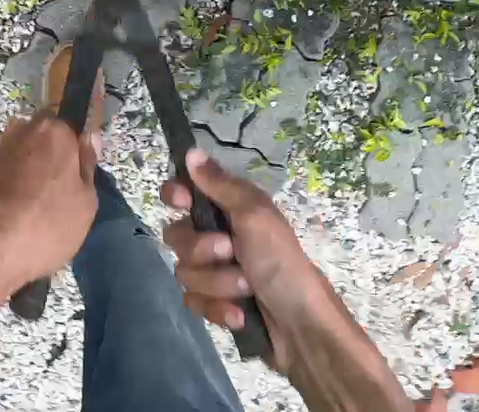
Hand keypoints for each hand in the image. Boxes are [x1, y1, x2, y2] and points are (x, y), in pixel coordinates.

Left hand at [0, 115, 99, 322]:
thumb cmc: (46, 224)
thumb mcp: (86, 201)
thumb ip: (88, 165)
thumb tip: (89, 137)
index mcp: (53, 129)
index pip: (74, 128)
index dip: (80, 153)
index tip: (82, 179)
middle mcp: (23, 130)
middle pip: (48, 142)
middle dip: (56, 163)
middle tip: (65, 199)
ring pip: (28, 160)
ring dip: (35, 179)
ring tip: (41, 215)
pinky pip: (10, 178)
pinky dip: (16, 193)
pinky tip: (21, 220)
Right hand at [161, 148, 325, 370]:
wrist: (302, 328)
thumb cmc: (280, 262)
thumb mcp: (254, 215)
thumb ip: (219, 184)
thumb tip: (191, 150)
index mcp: (227, 208)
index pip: (184, 191)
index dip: (176, 195)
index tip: (182, 202)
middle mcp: (216, 235)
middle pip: (176, 235)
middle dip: (202, 249)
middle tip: (230, 252)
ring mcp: (214, 271)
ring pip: (185, 272)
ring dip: (217, 283)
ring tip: (245, 288)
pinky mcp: (214, 302)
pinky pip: (193, 301)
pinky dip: (218, 308)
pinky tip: (239, 314)